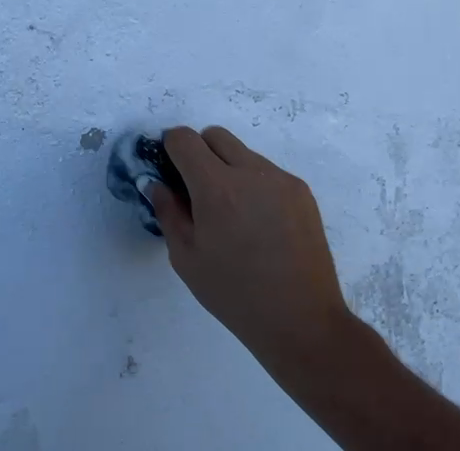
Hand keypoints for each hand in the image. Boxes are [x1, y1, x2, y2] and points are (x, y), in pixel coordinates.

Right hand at [148, 125, 349, 362]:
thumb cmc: (234, 294)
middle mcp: (251, 173)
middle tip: (197, 190)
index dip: (170, 149)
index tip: (169, 173)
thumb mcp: (185, 257)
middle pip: (214, 135)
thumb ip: (167, 211)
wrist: (303, 323)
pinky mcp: (302, 194)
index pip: (184, 139)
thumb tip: (156, 183)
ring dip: (228, 168)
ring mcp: (281, 181)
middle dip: (199, 152)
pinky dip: (253, 184)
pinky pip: (267, 172)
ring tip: (232, 213)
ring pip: (242, 153)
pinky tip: (257, 223)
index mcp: (217, 188)